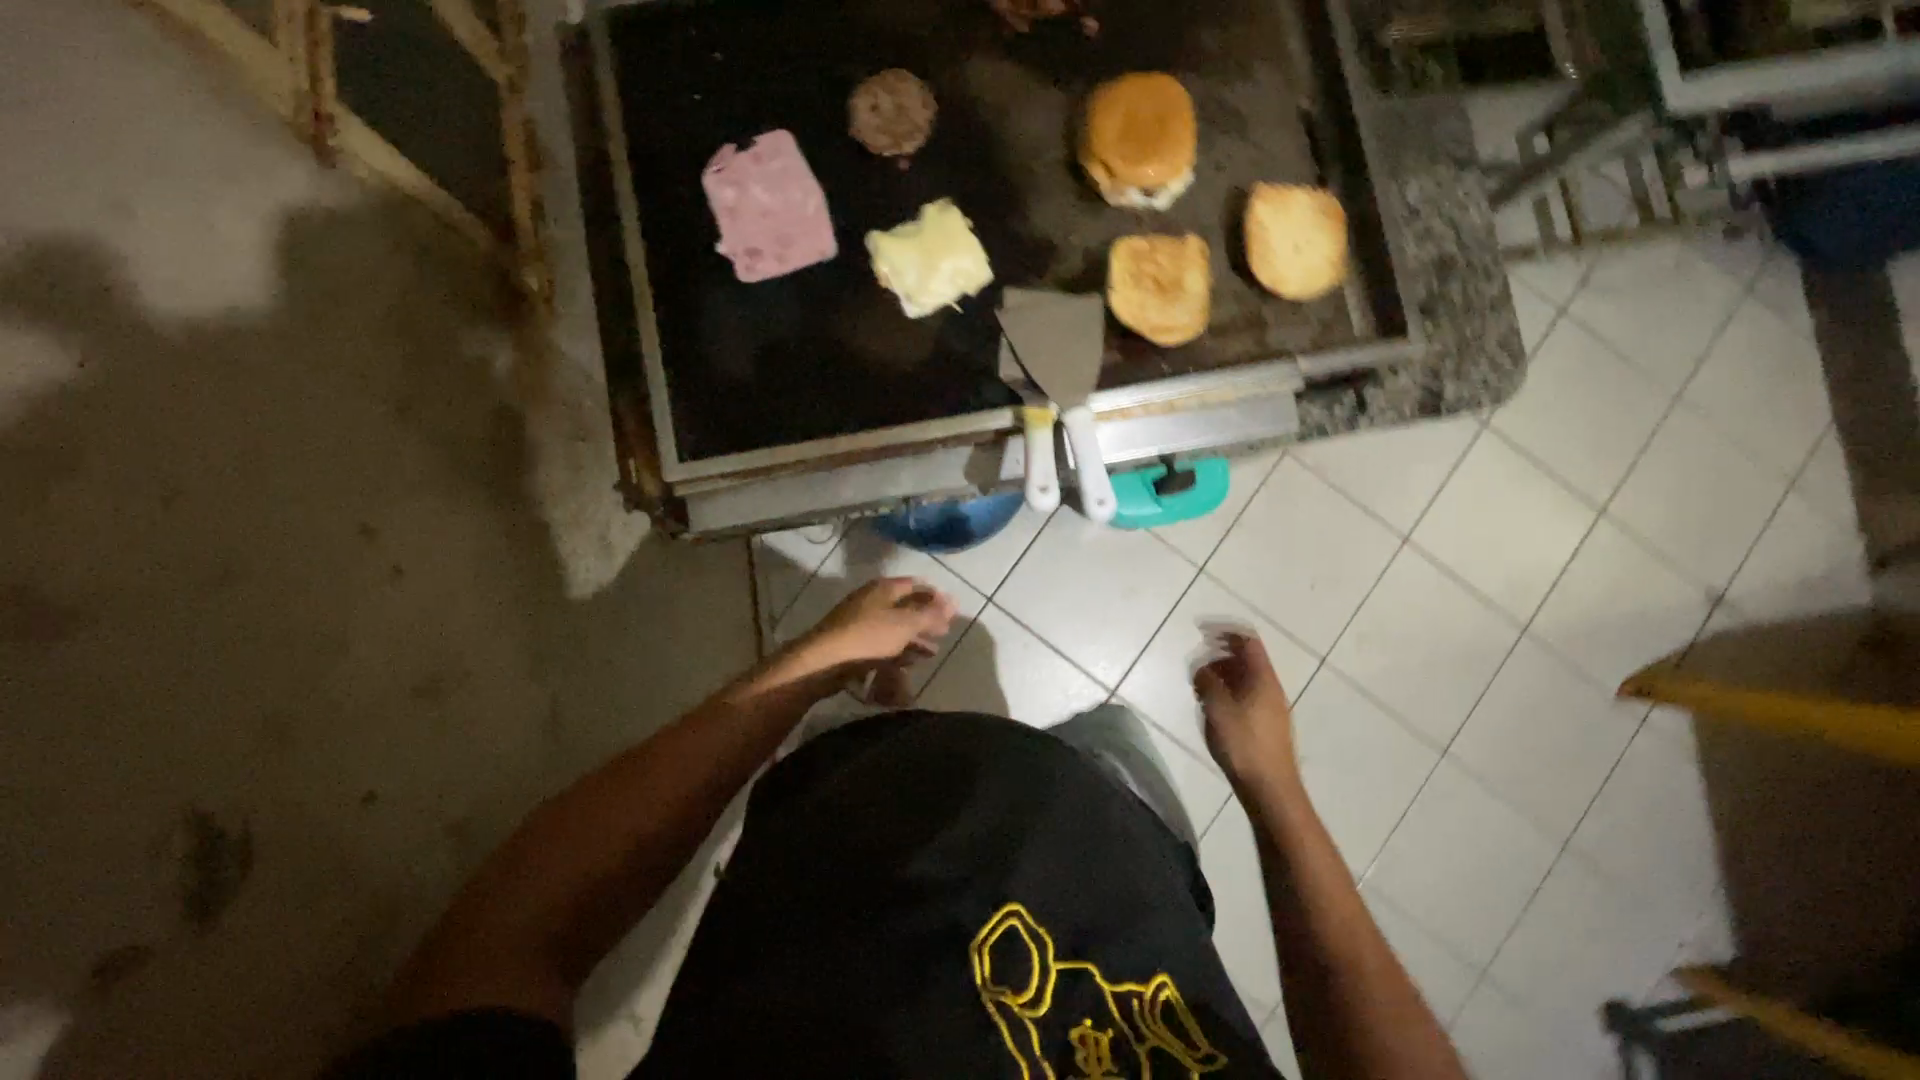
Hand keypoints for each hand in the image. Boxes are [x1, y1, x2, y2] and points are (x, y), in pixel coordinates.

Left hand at [797, 577, 957, 671]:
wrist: (824, 662)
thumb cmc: (869, 637)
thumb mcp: (905, 624)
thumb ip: (931, 614)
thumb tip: (954, 601)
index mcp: (884, 588)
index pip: (916, 585)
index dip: (936, 597)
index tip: (952, 612)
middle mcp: (872, 599)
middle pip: (906, 606)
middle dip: (926, 620)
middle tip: (944, 633)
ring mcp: (861, 621)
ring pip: (894, 626)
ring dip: (914, 638)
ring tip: (932, 652)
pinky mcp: (853, 642)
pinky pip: (882, 642)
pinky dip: (898, 649)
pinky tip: (909, 662)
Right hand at [1193, 630, 1297, 787]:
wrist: (1270, 788)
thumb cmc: (1243, 745)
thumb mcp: (1217, 709)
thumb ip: (1207, 682)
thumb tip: (1201, 668)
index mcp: (1262, 678)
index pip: (1247, 640)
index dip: (1224, 631)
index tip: (1200, 630)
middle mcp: (1270, 687)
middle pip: (1246, 658)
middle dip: (1219, 656)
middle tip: (1196, 667)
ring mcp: (1271, 706)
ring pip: (1245, 678)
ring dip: (1221, 676)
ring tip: (1199, 688)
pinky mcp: (1266, 724)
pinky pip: (1246, 695)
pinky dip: (1228, 692)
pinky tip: (1212, 708)